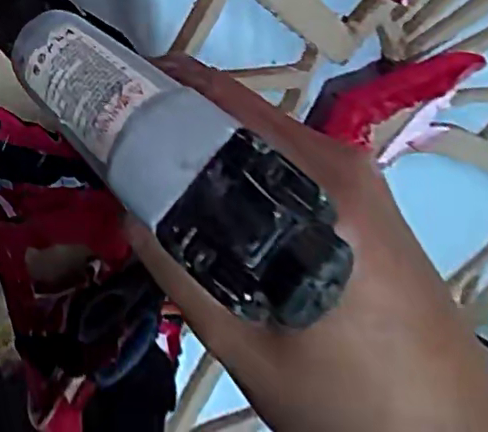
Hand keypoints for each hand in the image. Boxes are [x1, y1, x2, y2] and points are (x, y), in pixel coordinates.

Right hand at [134, 56, 487, 431]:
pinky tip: (214, 187)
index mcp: (322, 185)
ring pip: (265, 133)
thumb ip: (182, 276)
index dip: (170, 86)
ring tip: (157, 154)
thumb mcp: (252, 348)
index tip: (122, 94)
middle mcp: (342, 163)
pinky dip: (243, 159)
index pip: (231, 102)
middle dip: (182, 109)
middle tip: (127, 127)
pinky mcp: (365, 198)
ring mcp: (359, 177)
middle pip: (245, 110)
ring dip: (211, 134)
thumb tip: (128, 210)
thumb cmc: (357, 401)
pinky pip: (288, 158)